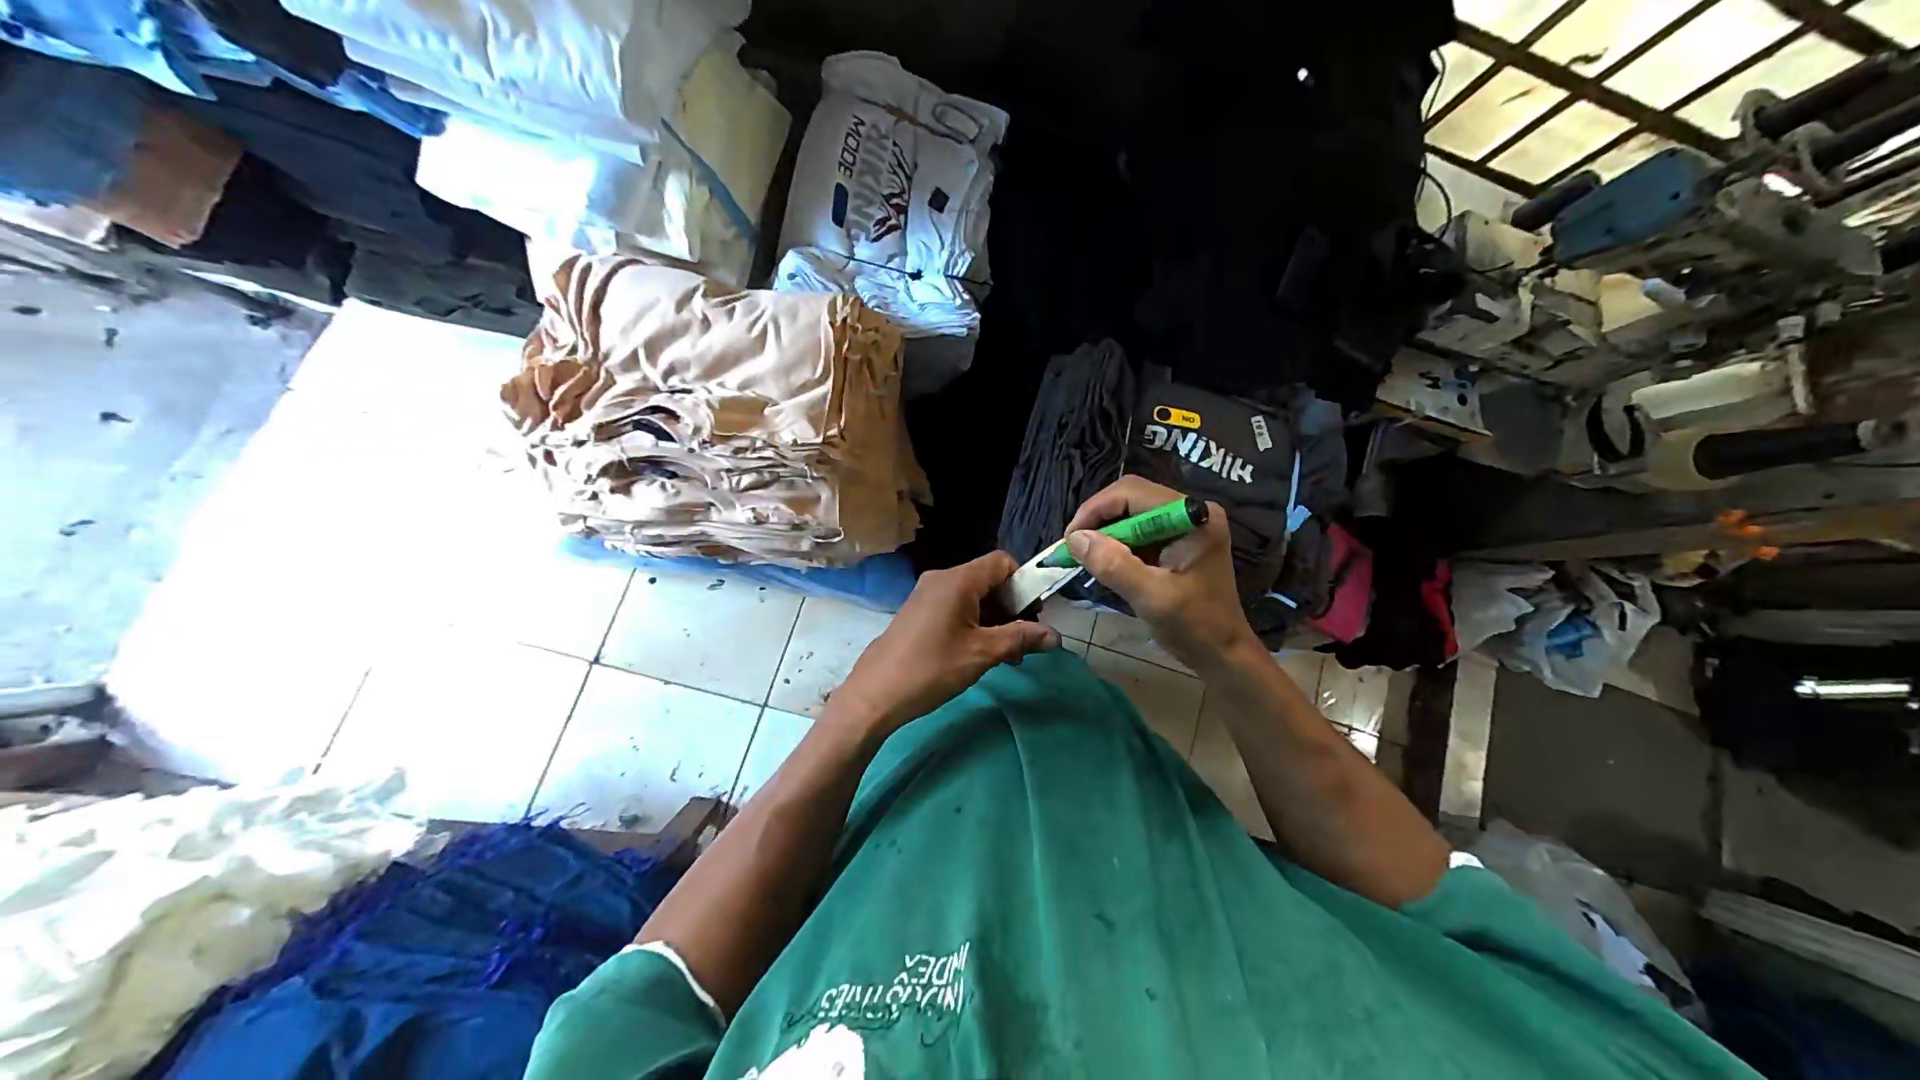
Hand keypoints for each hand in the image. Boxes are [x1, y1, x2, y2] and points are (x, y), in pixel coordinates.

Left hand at [826, 552, 1060, 736]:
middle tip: (1024, 642)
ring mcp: (927, 596)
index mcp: (957, 580)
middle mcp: (941, 580)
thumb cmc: (931, 668)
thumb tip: (1055, 635)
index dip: (1024, 583)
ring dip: (995, 621)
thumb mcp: (982, 653)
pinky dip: (975, 625)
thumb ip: (1020, 638)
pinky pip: (956, 609)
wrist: (875, 694)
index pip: (1002, 562)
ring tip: (1006, 656)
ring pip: (974, 598)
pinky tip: (981, 654)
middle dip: (1012, 607)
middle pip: (988, 580)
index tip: (1035, 614)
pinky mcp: (919, 614)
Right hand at [1065, 475, 1258, 672]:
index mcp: (1193, 517)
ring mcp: (1185, 525)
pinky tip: (1103, 561)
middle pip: (1131, 497)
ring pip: (1131, 512)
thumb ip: (1114, 565)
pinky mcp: (1177, 540)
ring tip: (1083, 554)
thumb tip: (1075, 538)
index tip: (1070, 539)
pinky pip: (1138, 530)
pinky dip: (1116, 542)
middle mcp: (1191, 511)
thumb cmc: (1194, 626)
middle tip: (1074, 547)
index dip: (1095, 510)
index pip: (1132, 493)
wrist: (1223, 653)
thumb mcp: (1151, 597)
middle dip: (1098, 519)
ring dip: (1105, 531)